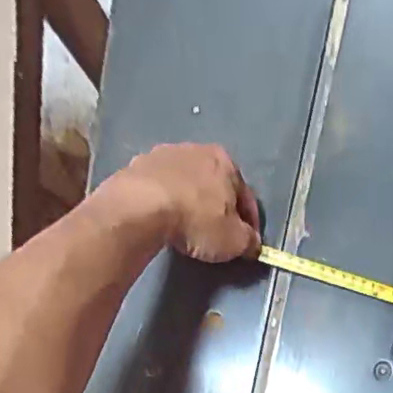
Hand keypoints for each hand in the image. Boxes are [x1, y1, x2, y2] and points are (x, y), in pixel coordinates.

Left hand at [96, 143, 260, 262]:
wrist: (141, 206)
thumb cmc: (197, 220)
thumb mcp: (234, 241)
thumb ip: (249, 241)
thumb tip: (253, 243)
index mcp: (227, 163)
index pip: (246, 197)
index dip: (250, 223)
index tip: (247, 242)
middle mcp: (198, 150)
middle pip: (216, 185)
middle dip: (219, 207)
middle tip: (217, 233)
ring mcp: (166, 154)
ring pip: (187, 182)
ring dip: (191, 201)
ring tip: (188, 226)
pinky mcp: (139, 164)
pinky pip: (161, 187)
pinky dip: (166, 201)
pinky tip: (164, 219)